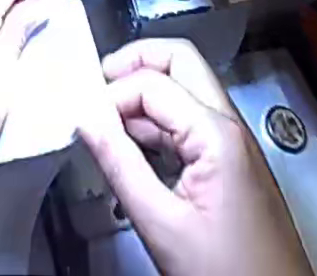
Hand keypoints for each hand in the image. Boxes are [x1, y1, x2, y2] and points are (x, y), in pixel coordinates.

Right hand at [77, 39, 311, 275]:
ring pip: (185, 87)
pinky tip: (132, 144)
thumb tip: (90, 122)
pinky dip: (158, 120)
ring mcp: (231, 139)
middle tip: (98, 86)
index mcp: (216, 132)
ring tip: (107, 120)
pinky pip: (190, 119)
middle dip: (136, 63)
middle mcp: (228, 123)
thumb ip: (121, 167)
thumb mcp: (163, 226)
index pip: (154, 83)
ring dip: (145, 93)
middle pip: (180, 61)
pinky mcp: (228, 158)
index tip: (85, 115)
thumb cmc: (231, 275)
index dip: (113, 93)